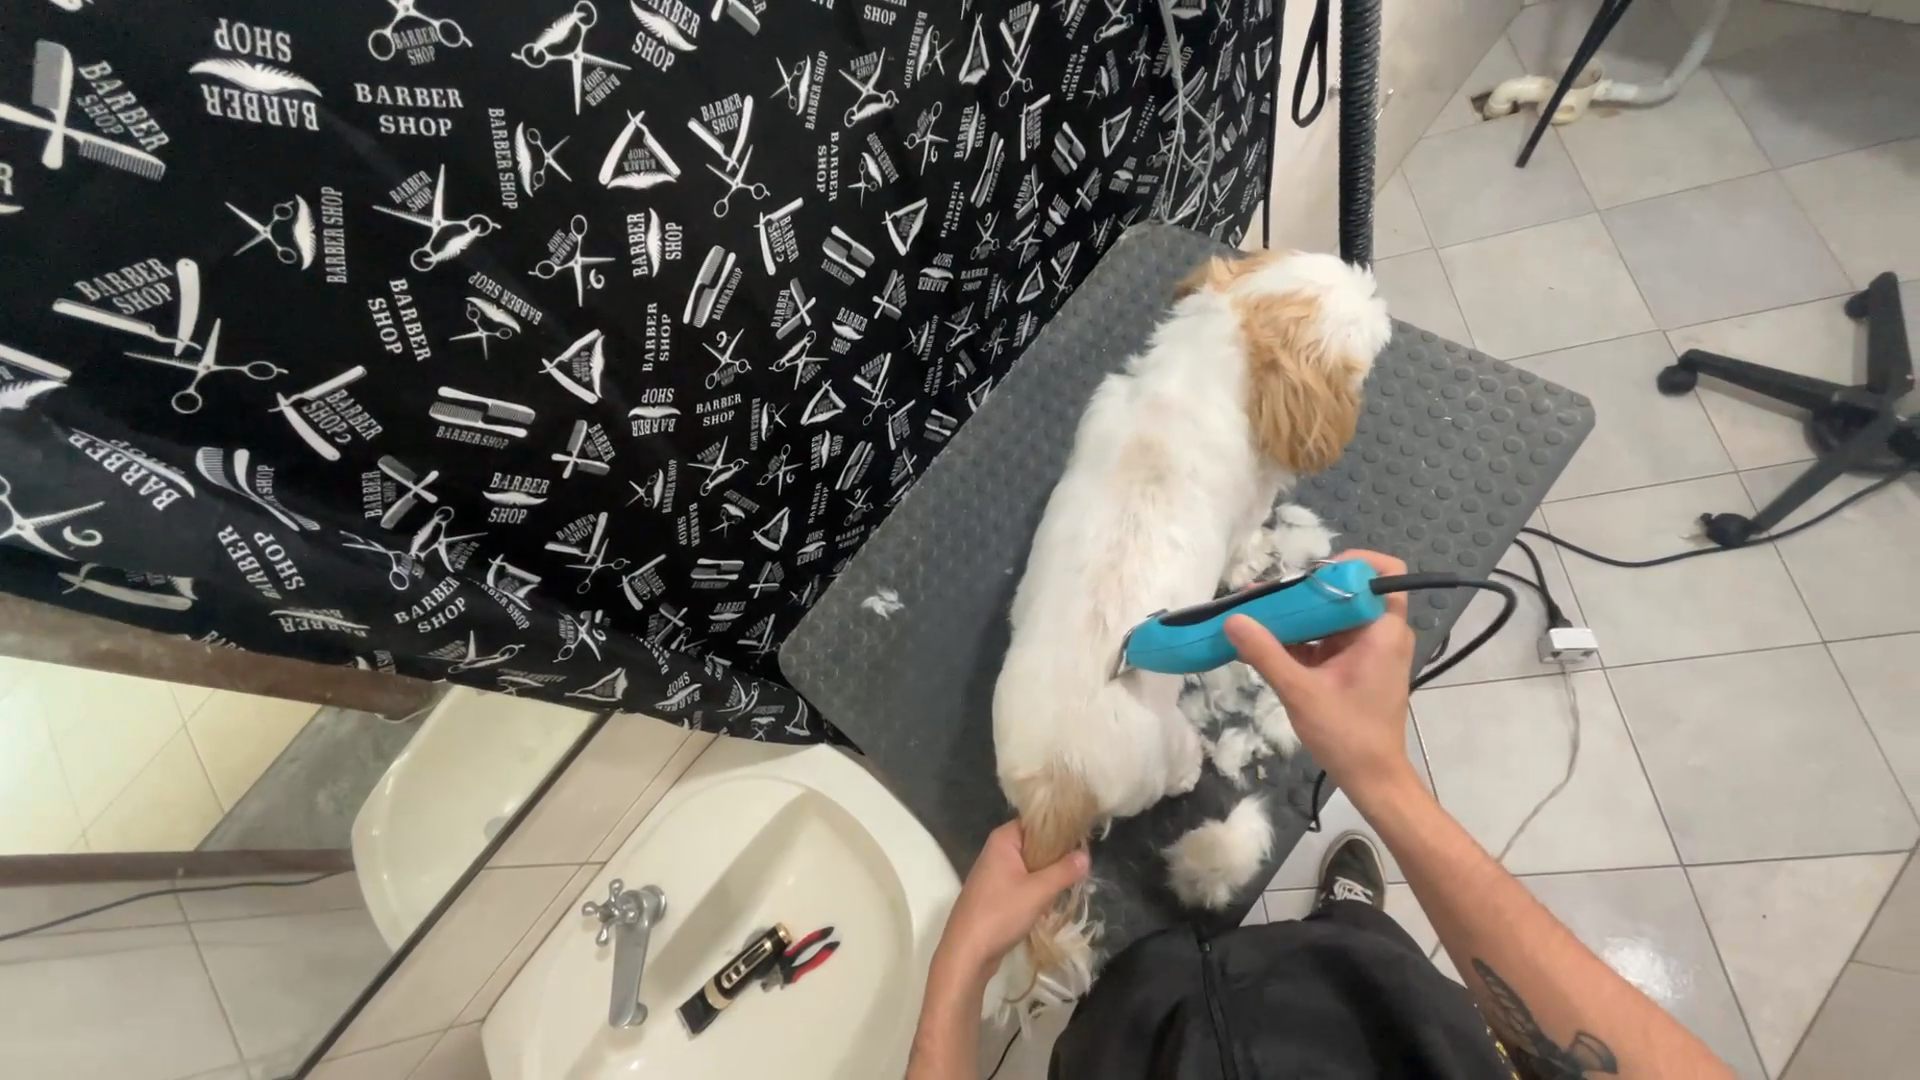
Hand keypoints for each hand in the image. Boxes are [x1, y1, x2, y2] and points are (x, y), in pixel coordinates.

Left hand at [935, 821, 1089, 979]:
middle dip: (1056, 857)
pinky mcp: (995, 894)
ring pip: (1030, 866)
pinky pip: (1022, 883)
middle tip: (1080, 867)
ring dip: (1048, 876)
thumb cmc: (1001, 913)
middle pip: (1034, 844)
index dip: (1059, 830)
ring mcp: (994, 873)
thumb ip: (1064, 871)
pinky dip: (1036, 890)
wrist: (967, 952)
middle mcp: (997, 851)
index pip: (1036, 823)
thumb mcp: (1038, 891)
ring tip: (1071, 884)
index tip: (1082, 841)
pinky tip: (1051, 903)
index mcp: (1003, 839)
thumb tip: (1085, 855)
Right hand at [1225, 549, 1417, 798]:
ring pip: (1330, 613)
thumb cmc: (1347, 735)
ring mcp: (1364, 649)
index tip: (1308, 574)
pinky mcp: (1350, 664)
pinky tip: (1261, 639)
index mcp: (1381, 632)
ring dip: (1294, 612)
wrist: (1371, 778)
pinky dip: (1296, 634)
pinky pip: (1323, 635)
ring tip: (1253, 613)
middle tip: (1264, 595)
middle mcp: (1378, 633)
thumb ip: (1266, 653)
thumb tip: (1232, 619)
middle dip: (1303, 589)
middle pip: (1345, 591)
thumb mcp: (1301, 692)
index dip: (1348, 564)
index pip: (1382, 574)